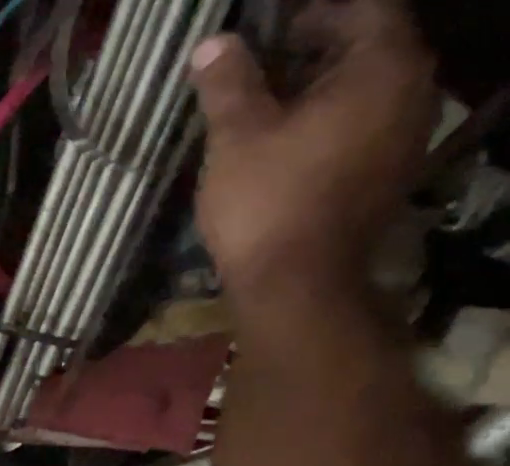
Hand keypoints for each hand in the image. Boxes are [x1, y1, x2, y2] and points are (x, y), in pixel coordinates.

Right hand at [189, 0, 437, 295]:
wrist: (296, 278)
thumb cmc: (266, 199)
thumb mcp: (235, 136)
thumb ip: (229, 84)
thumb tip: (213, 43)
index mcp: (384, 67)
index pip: (362, 10)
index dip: (313, 14)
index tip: (266, 30)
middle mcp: (412, 89)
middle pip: (370, 45)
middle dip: (315, 48)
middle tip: (257, 65)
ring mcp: (408, 131)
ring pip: (367, 86)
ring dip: (320, 86)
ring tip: (264, 104)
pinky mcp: (391, 166)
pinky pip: (366, 120)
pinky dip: (330, 117)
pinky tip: (286, 139)